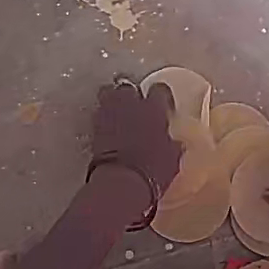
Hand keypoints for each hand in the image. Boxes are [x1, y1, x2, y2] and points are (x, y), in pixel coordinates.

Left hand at [91, 79, 180, 196]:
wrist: (121, 182)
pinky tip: (110, 129)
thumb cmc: (153, 170)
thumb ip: (172, 145)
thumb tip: (175, 143)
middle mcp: (130, 105)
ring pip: (108, 94)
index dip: (161, 97)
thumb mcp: (172, 158)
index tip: (164, 107)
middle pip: (128, 86)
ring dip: (114, 101)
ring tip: (120, 113)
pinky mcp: (93, 128)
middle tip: (137, 107)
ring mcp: (109, 114)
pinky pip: (99, 114)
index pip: (160, 90)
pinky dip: (104, 118)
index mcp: (154, 109)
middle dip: (132, 94)